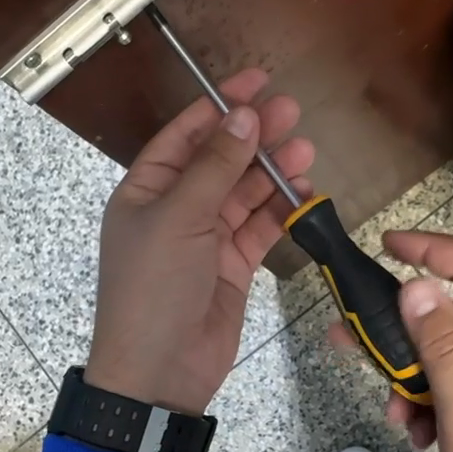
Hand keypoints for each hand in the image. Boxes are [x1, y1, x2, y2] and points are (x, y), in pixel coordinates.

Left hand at [86, 69, 312, 414]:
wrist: (160, 370)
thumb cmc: (154, 289)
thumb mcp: (179, 219)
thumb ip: (215, 168)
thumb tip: (244, 117)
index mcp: (146, 190)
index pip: (185, 135)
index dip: (219, 106)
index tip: (257, 81)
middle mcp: (176, 209)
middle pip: (220, 161)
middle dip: (255, 137)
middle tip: (293, 113)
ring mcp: (206, 239)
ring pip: (245, 194)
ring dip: (273, 173)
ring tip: (305, 151)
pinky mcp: (233, 266)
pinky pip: (260, 229)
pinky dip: (281, 212)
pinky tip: (305, 194)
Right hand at [331, 231, 452, 451]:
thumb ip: (442, 346)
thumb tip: (417, 286)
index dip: (430, 249)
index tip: (385, 245)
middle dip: (402, 330)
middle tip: (352, 341)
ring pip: (451, 356)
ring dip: (414, 378)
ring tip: (398, 417)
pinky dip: (434, 403)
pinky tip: (422, 436)